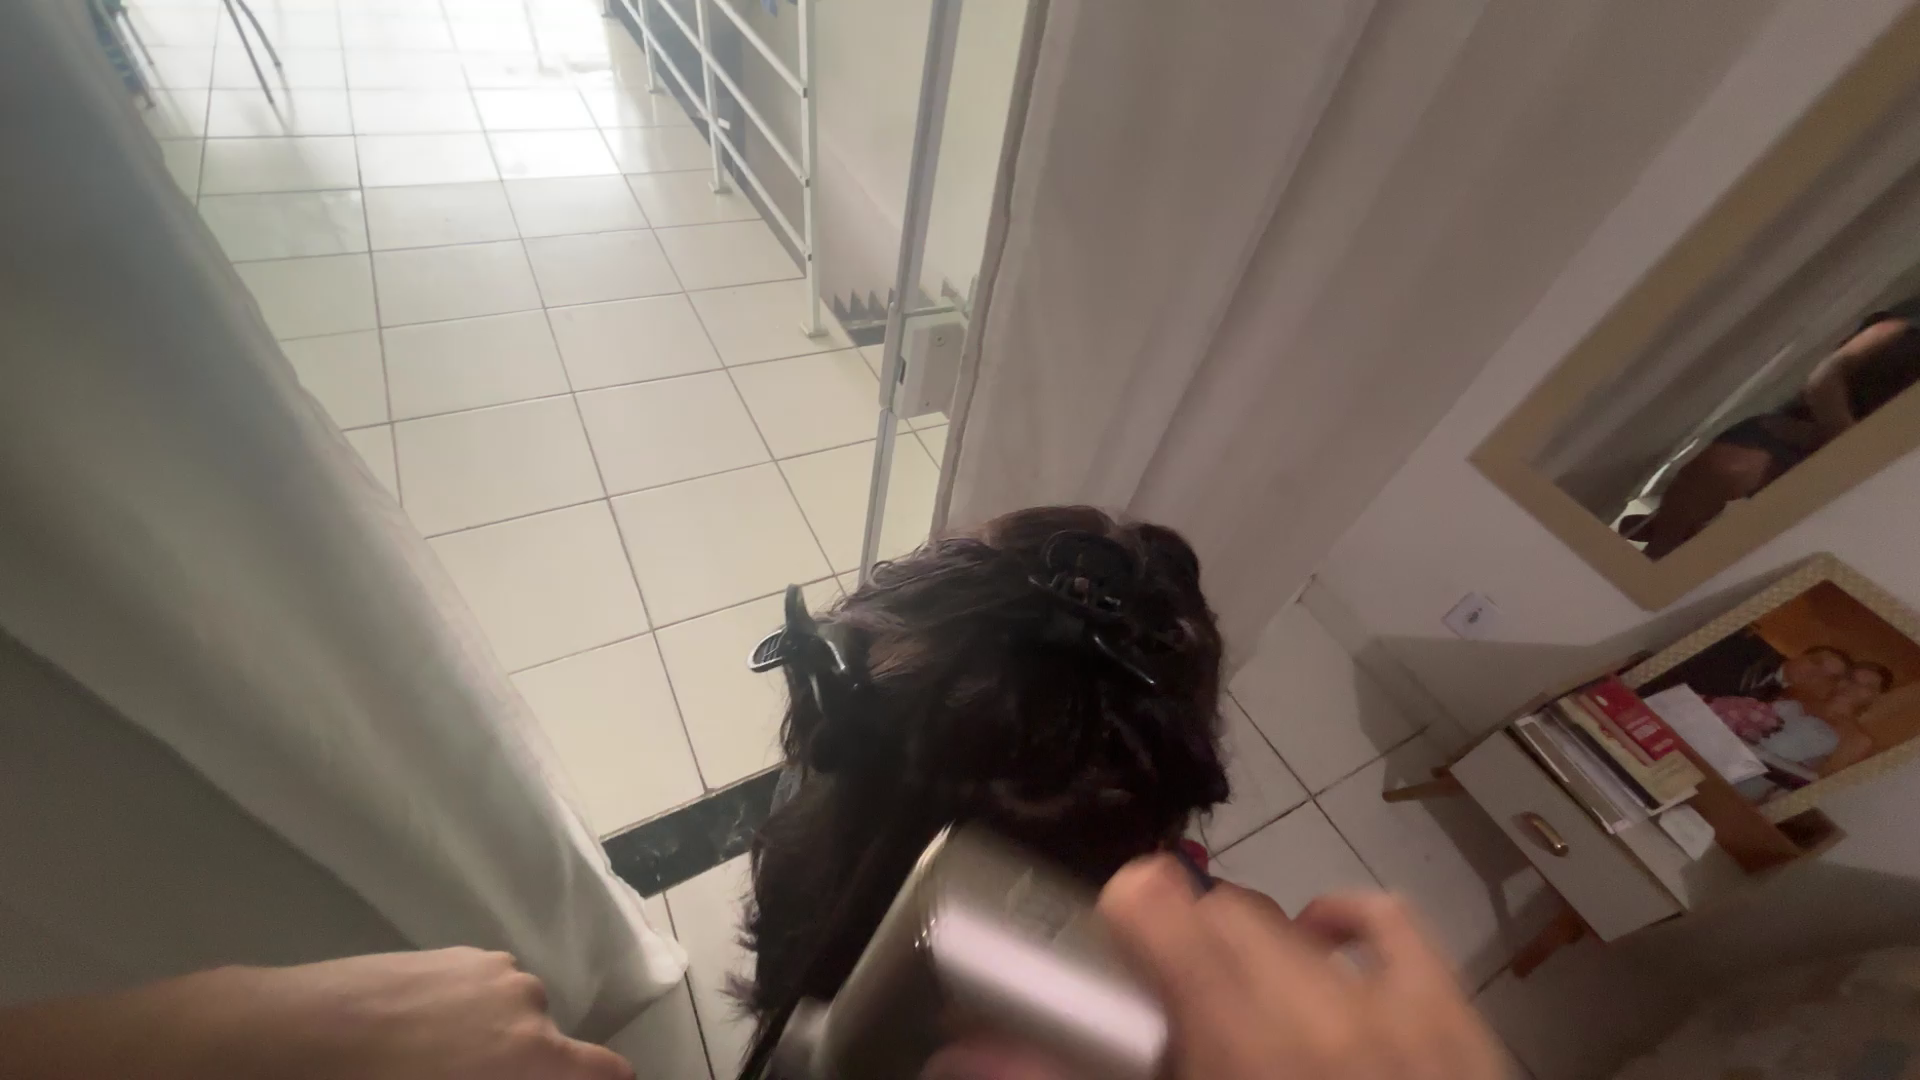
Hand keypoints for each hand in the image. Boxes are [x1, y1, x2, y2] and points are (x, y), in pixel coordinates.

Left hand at [0, 948, 633, 1079]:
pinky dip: (462, 1021)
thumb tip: (512, 1075)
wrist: (268, 1048)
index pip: (606, 1074)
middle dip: (518, 1073)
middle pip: (548, 1049)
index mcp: (530, 1060)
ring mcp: (493, 972)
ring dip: (487, 1049)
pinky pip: (481, 995)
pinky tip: (404, 1044)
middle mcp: (529, 1006)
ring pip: (512, 1021)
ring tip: (418, 1073)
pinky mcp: (455, 953)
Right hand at [926, 859, 1503, 1079]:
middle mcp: (1313, 1014)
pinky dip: (1341, 919)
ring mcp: (1394, 1015)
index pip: (1151, 904)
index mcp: (1233, 1046)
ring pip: (1277, 917)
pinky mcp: (1455, 1025)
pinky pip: (1386, 924)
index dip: (1117, 913)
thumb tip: (958, 1051)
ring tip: (1235, 999)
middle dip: (1173, 944)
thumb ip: (1060, 1073)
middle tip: (1167, 1004)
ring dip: (1239, 942)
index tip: (1108, 949)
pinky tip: (1317, 942)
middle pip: (1210, 909)